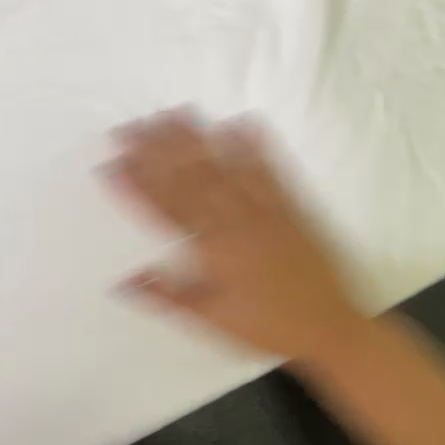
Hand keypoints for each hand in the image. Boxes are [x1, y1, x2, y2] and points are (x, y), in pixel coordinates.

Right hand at [103, 111, 371, 361]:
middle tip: (129, 127)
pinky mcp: (294, 206)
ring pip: (226, 167)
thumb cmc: (265, 327)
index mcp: (213, 251)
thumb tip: (120, 281)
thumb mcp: (210, 320)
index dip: (135, 185)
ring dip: (197, 139)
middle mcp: (237, 223)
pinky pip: (272, 171)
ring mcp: (266, 211)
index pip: (166, 209)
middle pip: (191, 179)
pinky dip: (255, 145)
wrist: (333, 330)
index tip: (110, 164)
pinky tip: (239, 122)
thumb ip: (166, 297)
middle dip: (157, 150)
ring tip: (171, 113)